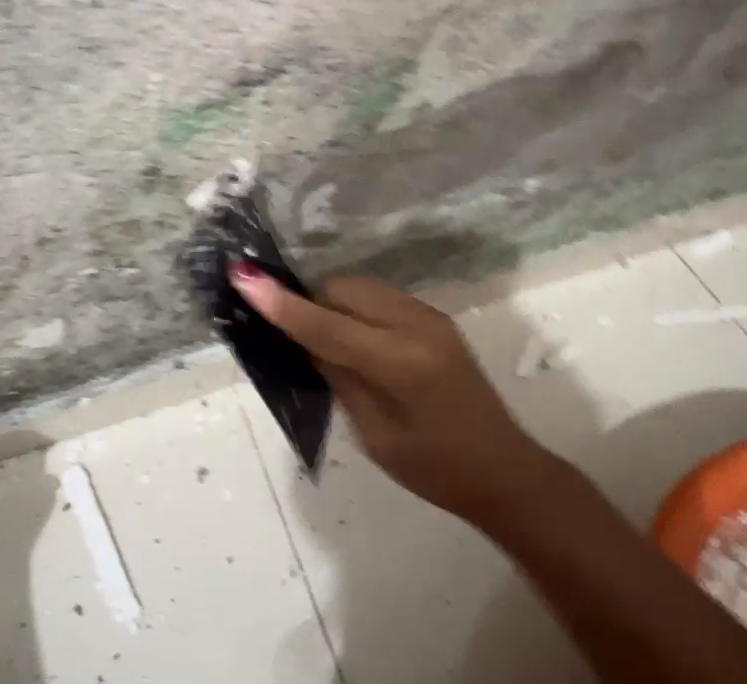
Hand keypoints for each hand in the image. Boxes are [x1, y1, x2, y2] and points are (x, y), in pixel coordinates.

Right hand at [229, 262, 546, 525]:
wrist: (504, 470)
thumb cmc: (434, 470)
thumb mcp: (375, 432)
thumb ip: (338, 376)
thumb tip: (302, 337)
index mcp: (400, 363)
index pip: (327, 324)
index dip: (281, 303)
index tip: (242, 276)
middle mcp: (417, 326)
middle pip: (343, 291)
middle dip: (310, 303)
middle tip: (288, 334)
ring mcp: (431, 317)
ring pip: (361, 287)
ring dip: (332, 303)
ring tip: (320, 337)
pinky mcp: (436, 318)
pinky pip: (380, 297)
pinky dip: (356, 307)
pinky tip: (352, 337)